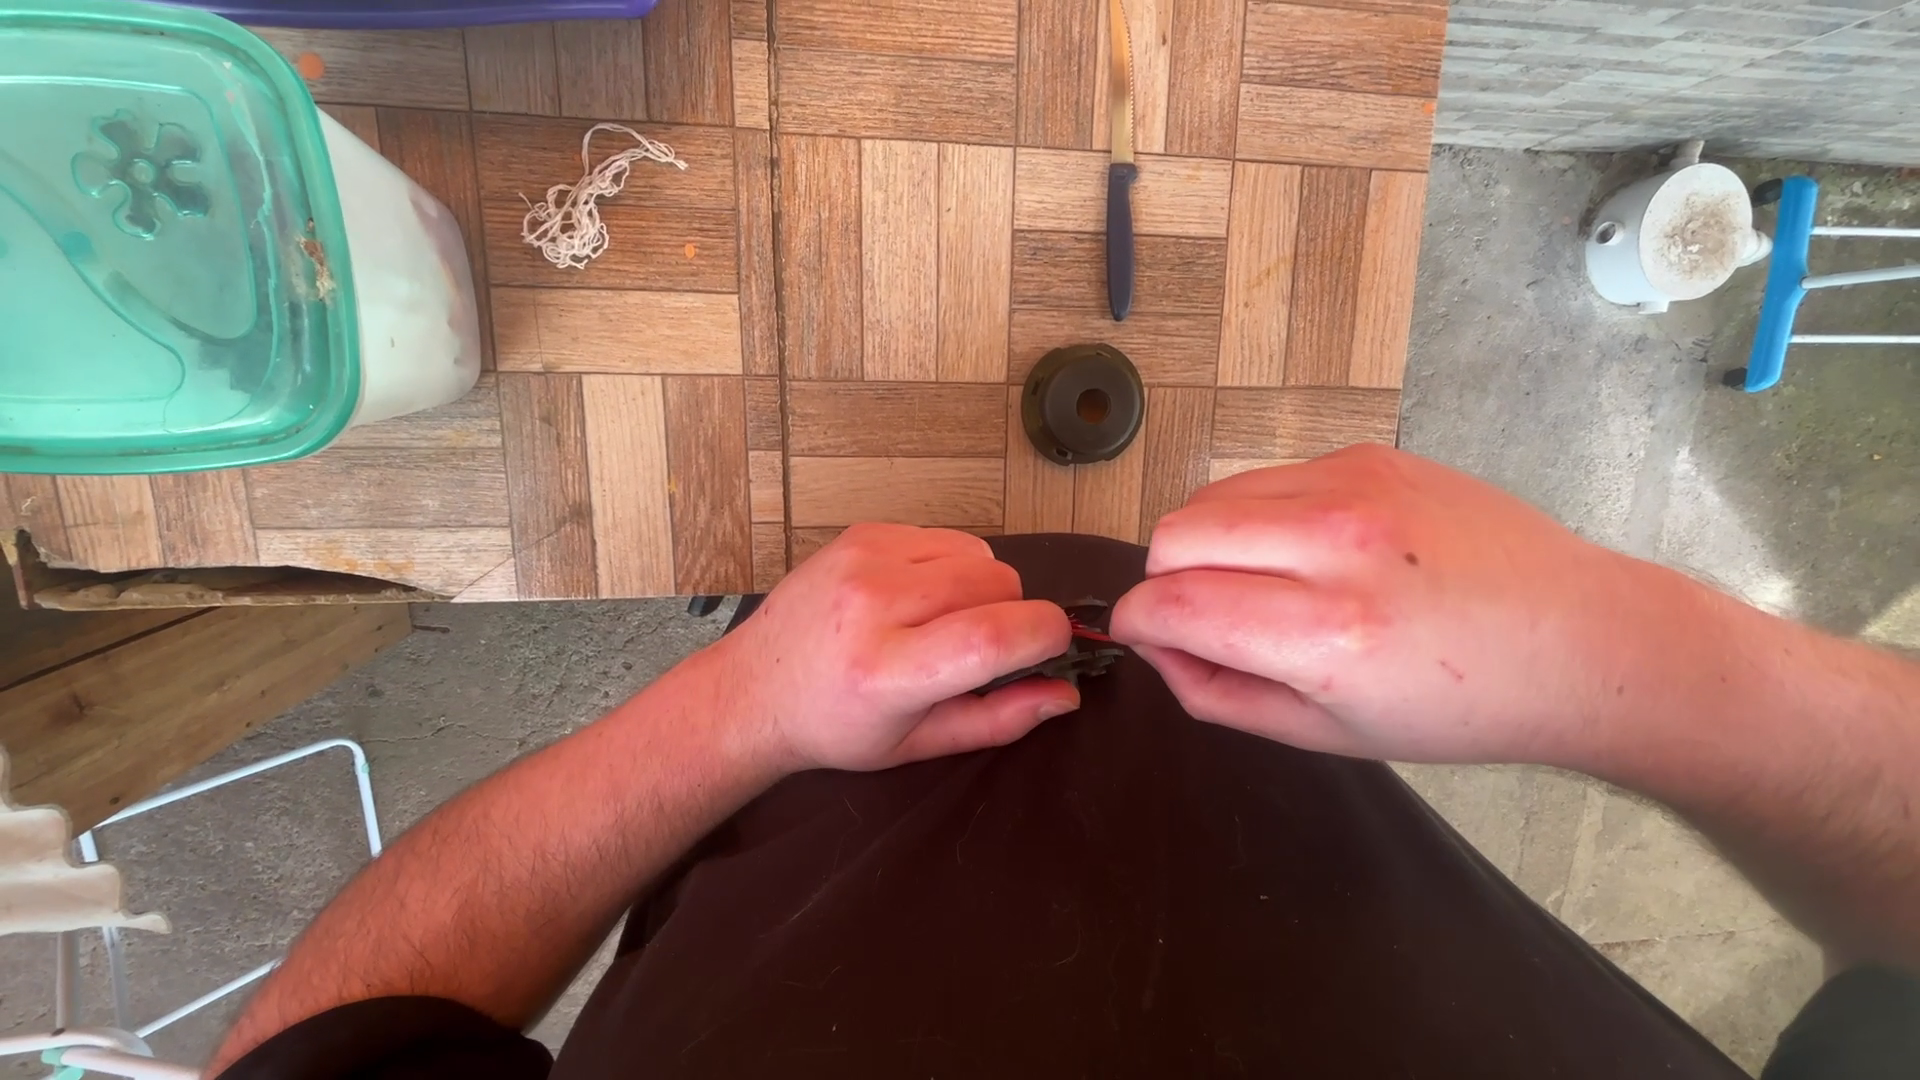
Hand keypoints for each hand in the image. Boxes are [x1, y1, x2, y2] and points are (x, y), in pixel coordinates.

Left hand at [709, 524, 1078, 773]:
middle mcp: (873, 605)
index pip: (990, 637)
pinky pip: (946, 537)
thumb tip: (1066, 693)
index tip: (1054, 646)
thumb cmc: (838, 727)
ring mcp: (864, 559)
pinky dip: (952, 566)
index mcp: (886, 672)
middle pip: (997, 583)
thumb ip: (998, 720)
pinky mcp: (862, 533)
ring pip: (978, 554)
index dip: (1044, 636)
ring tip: (943, 620)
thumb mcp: (918, 745)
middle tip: (979, 646)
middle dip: (1013, 614)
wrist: (755, 687)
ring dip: (982, 588)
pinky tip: (918, 595)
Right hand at [1110, 445, 1712, 765]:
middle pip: (1173, 536)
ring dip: (1201, 545)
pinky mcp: (1365, 454)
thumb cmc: (1458, 708)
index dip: (1135, 623)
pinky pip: (1259, 481)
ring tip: (1250, 581)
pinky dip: (1250, 518)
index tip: (1139, 635)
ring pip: (1206, 499)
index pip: (1172, 605)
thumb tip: (1156, 645)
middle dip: (1162, 580)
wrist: (1585, 639)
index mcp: (1328, 634)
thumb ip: (1215, 694)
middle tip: (1200, 614)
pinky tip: (1300, 549)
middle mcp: (1334, 543)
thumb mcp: (1324, 735)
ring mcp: (1352, 485)